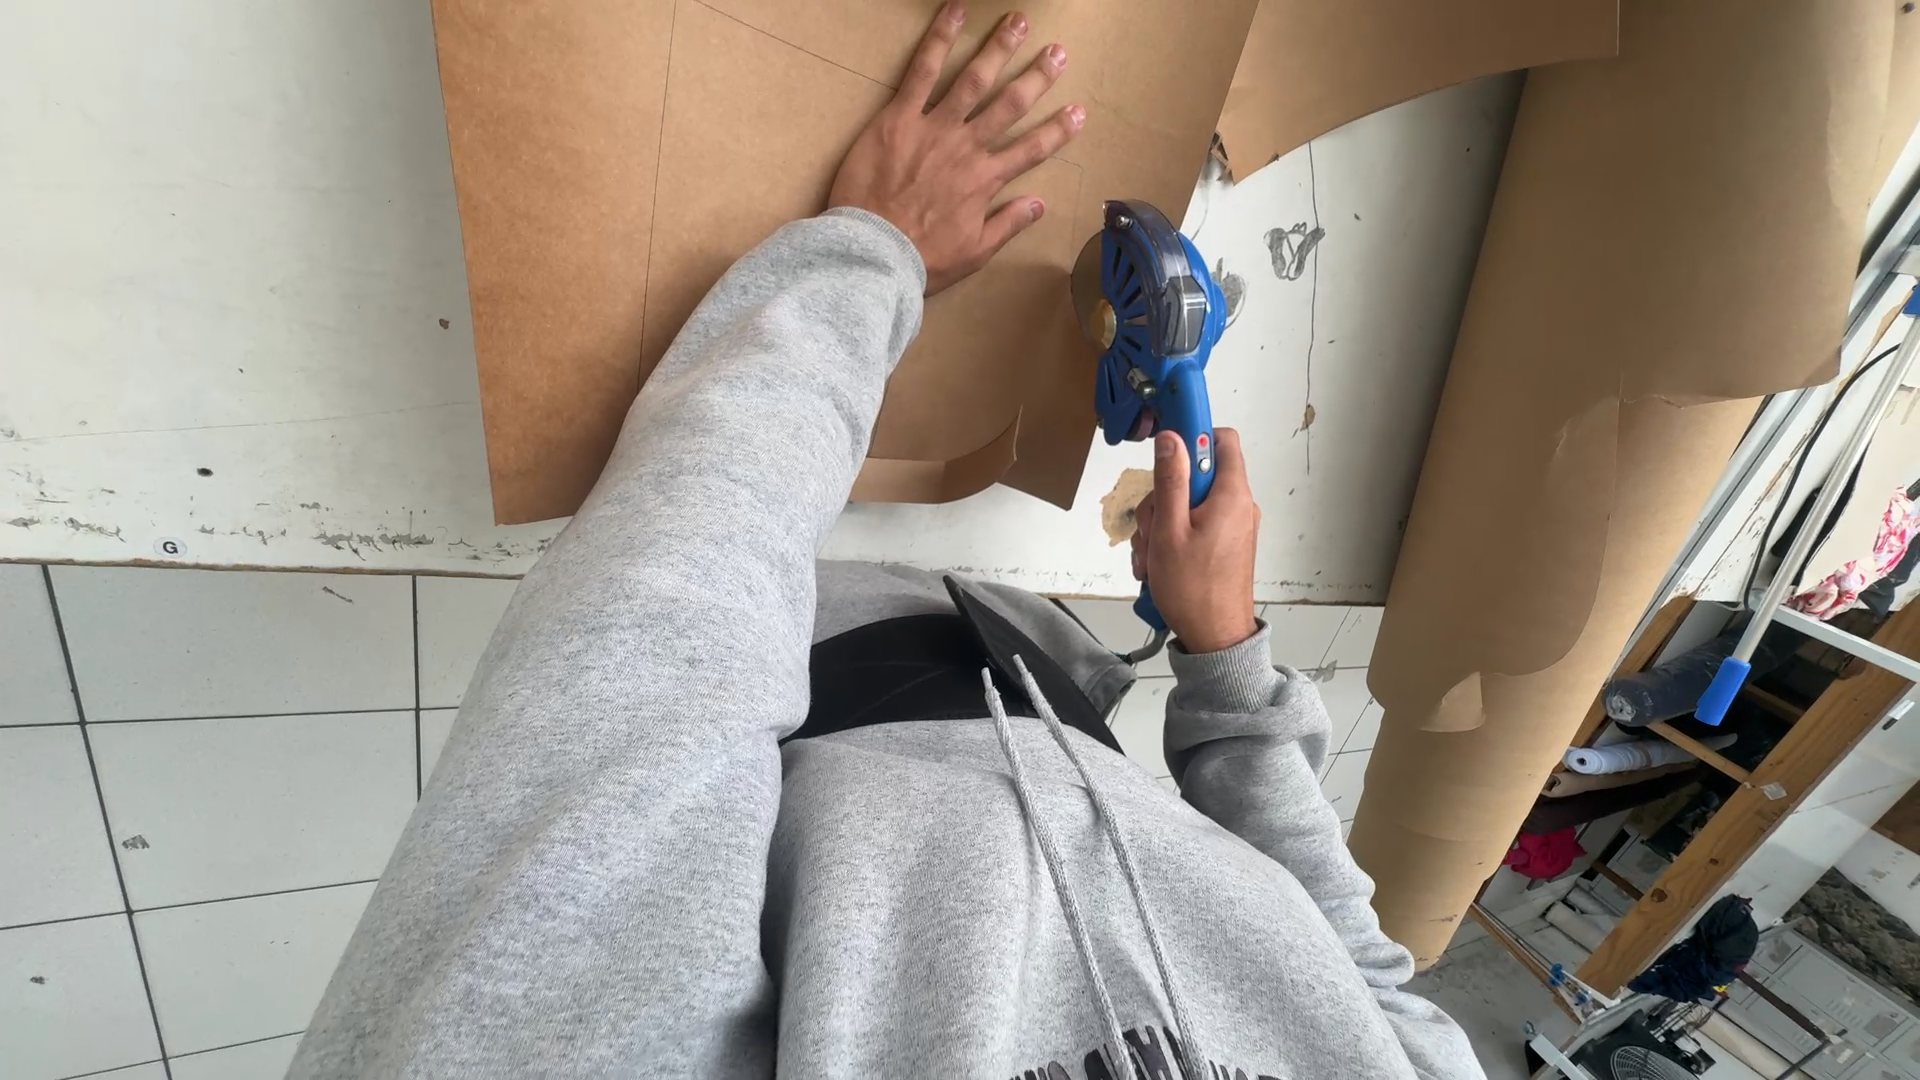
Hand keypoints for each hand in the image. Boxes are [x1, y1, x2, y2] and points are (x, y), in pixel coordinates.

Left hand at [828, 3, 1083, 294]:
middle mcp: (967, 148)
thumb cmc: (923, 259)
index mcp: (985, 181)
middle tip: (1057, 53)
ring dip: (999, 48)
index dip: (1058, 131)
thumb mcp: (974, 253)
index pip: (1031, 150)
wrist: (875, 252)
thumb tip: (1039, 204)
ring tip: (1019, 21)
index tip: (1078, 112)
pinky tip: (955, 10)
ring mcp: (934, 128)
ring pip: (974, 79)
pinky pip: (921, 71)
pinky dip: (939, 38)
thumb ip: (1007, 224)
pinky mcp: (899, 117)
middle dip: (1036, 77)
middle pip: (1009, 105)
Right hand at [1131, 429, 1260, 653]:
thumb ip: (1170, 481)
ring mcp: (1232, 525)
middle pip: (1193, 476)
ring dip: (1160, 526)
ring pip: (1186, 504)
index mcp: (1231, 494)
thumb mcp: (1169, 531)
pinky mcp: (1224, 544)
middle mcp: (1238, 504)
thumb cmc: (1192, 587)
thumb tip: (1171, 437)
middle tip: (1150, 532)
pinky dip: (1171, 540)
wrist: (1215, 639)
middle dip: (1162, 499)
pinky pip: (1192, 526)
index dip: (1191, 438)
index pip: (1220, 439)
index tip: (1163, 454)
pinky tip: (1158, 565)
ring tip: (1151, 558)